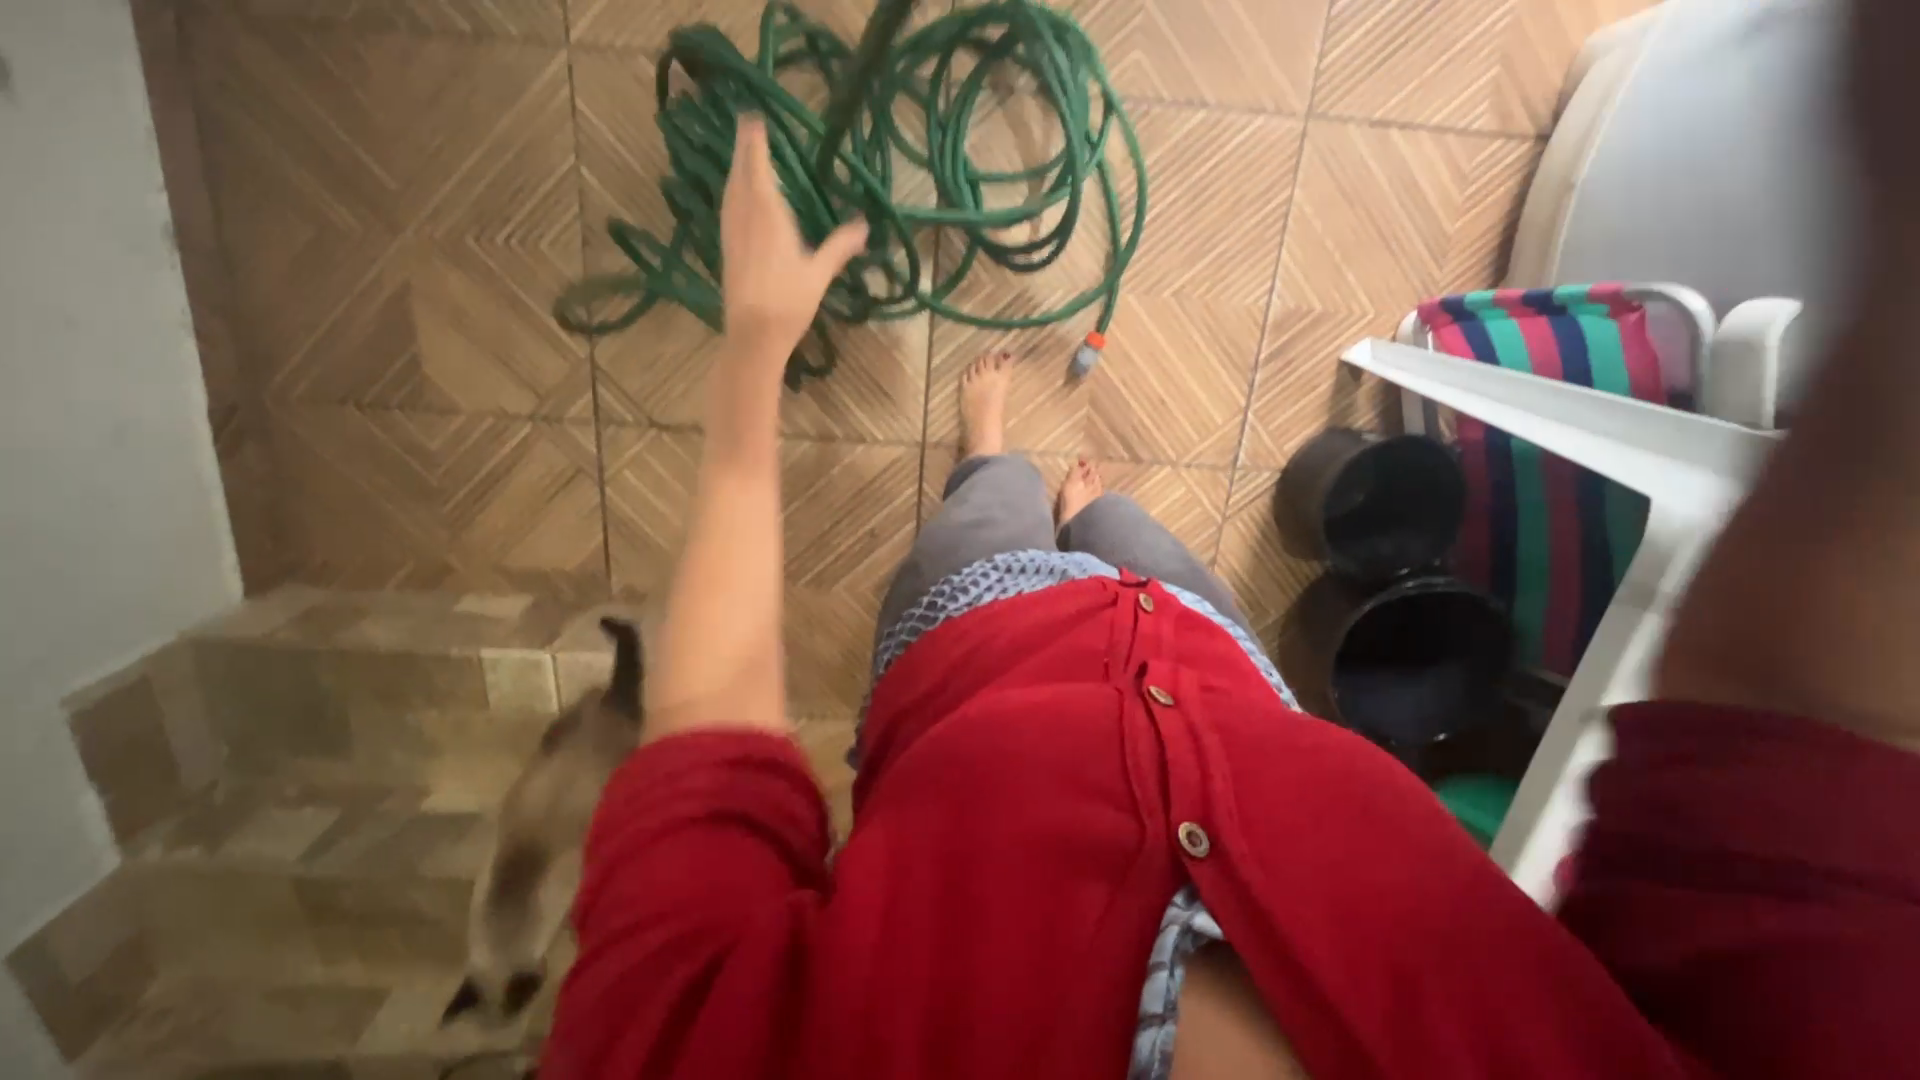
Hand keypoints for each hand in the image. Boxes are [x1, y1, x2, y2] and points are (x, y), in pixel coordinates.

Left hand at [720, 116, 868, 360]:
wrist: (754, 335)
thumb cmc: (789, 302)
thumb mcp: (819, 273)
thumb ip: (840, 246)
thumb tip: (865, 227)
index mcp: (768, 213)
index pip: (758, 168)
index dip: (755, 143)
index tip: (753, 119)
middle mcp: (745, 216)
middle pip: (740, 174)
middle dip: (744, 151)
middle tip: (747, 128)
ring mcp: (731, 233)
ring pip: (731, 192)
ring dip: (736, 171)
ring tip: (742, 157)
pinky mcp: (726, 249)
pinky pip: (728, 210)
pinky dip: (733, 194)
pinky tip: (737, 199)